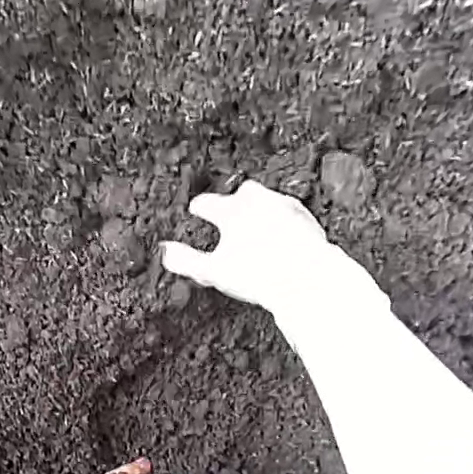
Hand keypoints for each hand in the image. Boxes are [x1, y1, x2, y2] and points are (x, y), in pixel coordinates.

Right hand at [158, 180, 388, 323]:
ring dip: (260, 210)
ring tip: (255, 225)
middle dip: (234, 201)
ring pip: (269, 202)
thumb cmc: (258, 274)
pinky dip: (283, 223)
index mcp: (233, 209)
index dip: (199, 208)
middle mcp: (261, 201)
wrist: (307, 279)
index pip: (208, 203)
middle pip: (243, 194)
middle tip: (229, 212)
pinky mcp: (308, 222)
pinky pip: (291, 216)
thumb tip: (164, 252)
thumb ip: (186, 260)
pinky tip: (282, 236)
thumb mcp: (213, 271)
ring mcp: (287, 208)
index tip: (195, 209)